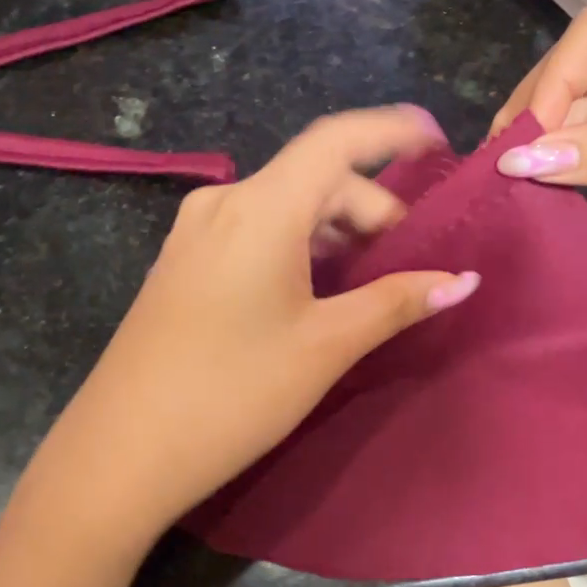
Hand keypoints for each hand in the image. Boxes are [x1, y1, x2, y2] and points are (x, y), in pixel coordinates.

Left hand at [26, 107, 480, 543]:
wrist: (120, 455)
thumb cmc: (233, 393)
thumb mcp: (327, 346)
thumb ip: (397, 302)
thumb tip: (465, 279)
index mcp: (262, 208)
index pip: (338, 140)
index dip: (394, 131)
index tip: (441, 143)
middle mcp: (225, 202)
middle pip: (318, 182)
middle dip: (374, 214)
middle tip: (414, 268)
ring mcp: (198, 233)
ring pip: (289, 210)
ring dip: (339, 236)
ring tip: (375, 287)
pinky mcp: (186, 264)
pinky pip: (259, 234)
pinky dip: (303, 250)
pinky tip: (322, 294)